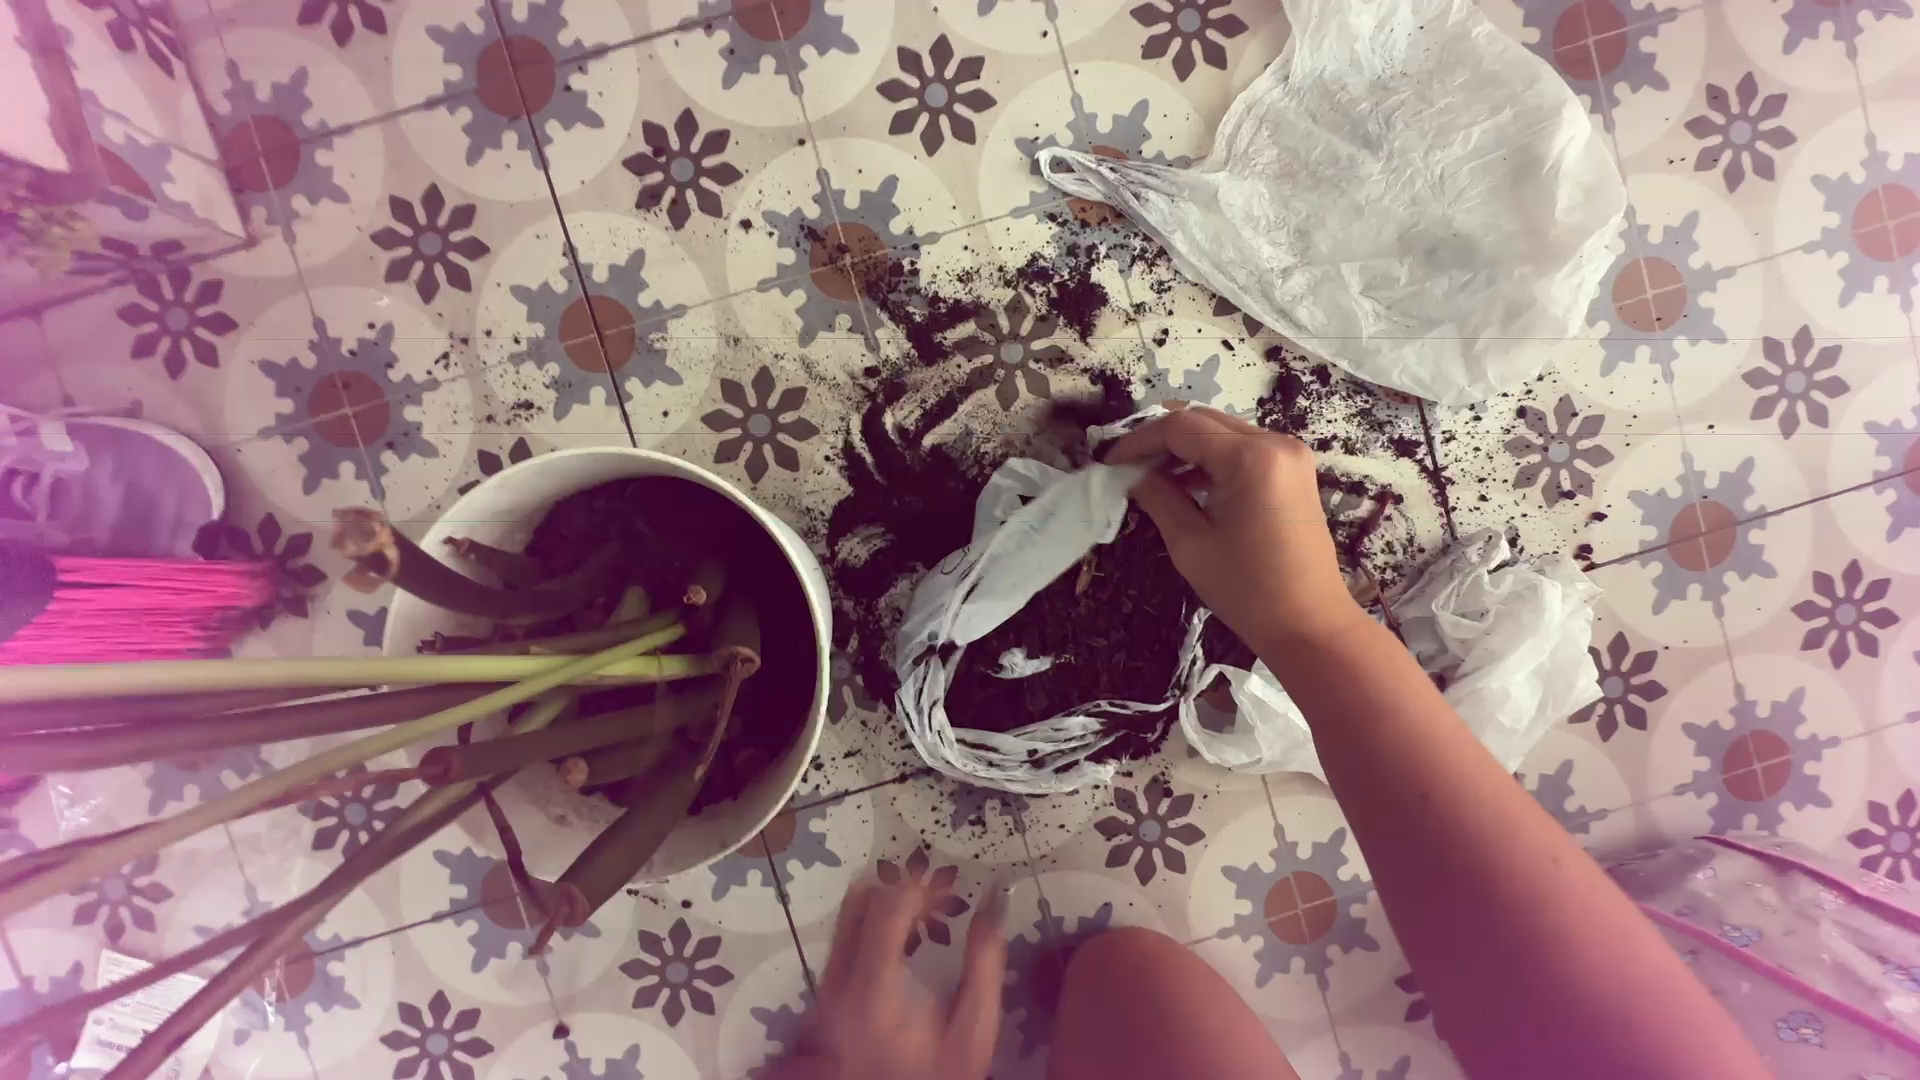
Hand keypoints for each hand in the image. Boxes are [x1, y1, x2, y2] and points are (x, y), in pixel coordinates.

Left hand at [774, 879, 1008, 1079]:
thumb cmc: (935, 1078)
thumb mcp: (973, 1032)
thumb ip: (986, 961)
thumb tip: (997, 897)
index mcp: (874, 989)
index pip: (886, 906)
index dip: (919, 887)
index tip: (947, 894)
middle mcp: (838, 981)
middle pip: (860, 900)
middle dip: (900, 887)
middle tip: (935, 899)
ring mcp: (824, 989)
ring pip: (847, 915)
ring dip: (884, 903)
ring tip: (921, 919)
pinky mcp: (821, 997)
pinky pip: (842, 938)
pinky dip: (871, 925)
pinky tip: (901, 946)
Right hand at [1108, 406, 1364, 653]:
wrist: (1309, 624)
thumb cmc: (1246, 590)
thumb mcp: (1190, 544)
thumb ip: (1158, 498)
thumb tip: (1133, 475)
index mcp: (1250, 458)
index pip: (1181, 428)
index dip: (1139, 440)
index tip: (1110, 461)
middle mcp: (1275, 443)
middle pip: (1203, 421)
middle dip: (1159, 439)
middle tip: (1126, 465)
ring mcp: (1289, 455)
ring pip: (1222, 431)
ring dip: (1184, 448)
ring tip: (1150, 476)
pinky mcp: (1292, 471)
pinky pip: (1242, 449)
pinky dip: (1209, 460)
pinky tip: (1185, 484)